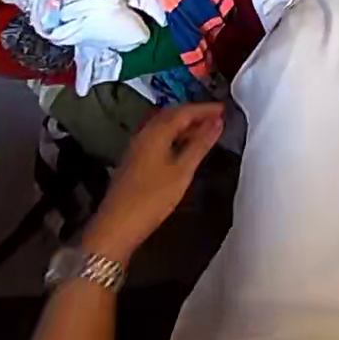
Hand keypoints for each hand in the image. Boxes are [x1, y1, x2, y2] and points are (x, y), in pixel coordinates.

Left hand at [82, 103, 223, 258]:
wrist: (114, 231)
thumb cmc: (151, 199)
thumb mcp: (182, 171)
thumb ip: (201, 144)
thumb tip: (217, 122)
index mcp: (156, 132)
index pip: (185, 111)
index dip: (205, 109)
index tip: (224, 109)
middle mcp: (144, 135)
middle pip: (172, 115)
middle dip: (194, 113)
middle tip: (215, 117)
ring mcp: (136, 148)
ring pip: (163, 127)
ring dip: (184, 125)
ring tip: (203, 131)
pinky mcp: (133, 161)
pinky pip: (158, 138)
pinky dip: (174, 136)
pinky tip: (182, 148)